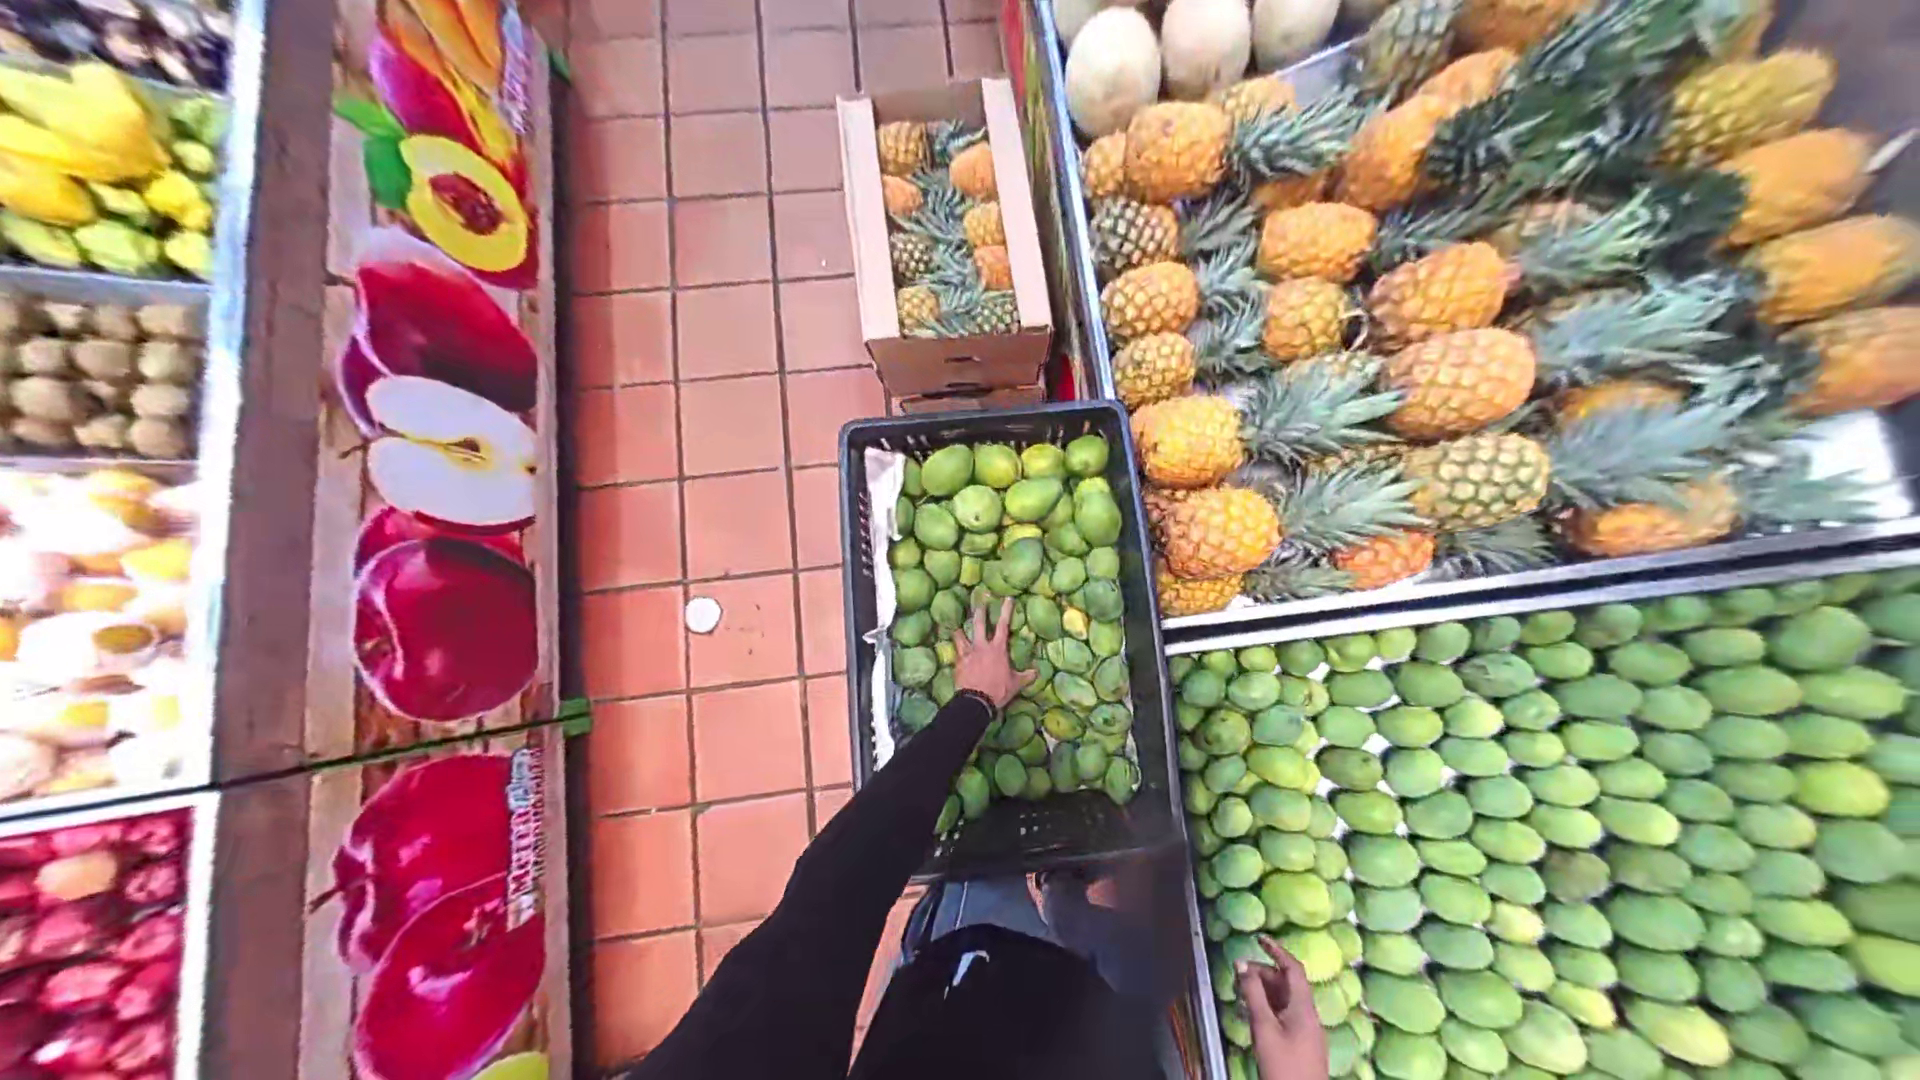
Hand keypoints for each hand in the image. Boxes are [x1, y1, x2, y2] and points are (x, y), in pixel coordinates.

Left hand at [953, 598, 1036, 707]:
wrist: (976, 700)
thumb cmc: (998, 690)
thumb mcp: (1015, 684)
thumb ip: (1026, 676)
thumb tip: (1037, 671)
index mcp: (997, 649)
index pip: (1003, 625)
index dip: (1006, 610)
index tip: (1007, 598)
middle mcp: (981, 646)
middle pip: (979, 624)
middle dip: (980, 611)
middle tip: (979, 599)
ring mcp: (968, 653)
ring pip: (961, 635)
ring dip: (959, 630)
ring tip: (956, 625)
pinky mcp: (958, 662)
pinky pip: (955, 650)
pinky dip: (954, 647)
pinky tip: (952, 646)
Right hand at [1239, 936, 1327, 1079]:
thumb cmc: (1283, 1065)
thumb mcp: (1263, 1027)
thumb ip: (1252, 993)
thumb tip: (1241, 963)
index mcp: (1304, 1008)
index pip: (1293, 969)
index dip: (1277, 951)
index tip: (1259, 938)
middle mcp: (1309, 1016)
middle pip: (1287, 983)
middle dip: (1263, 973)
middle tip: (1238, 973)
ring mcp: (1308, 1032)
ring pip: (1285, 1000)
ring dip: (1264, 991)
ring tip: (1241, 993)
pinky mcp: (1303, 1045)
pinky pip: (1285, 1015)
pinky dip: (1268, 1007)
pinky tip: (1251, 1013)